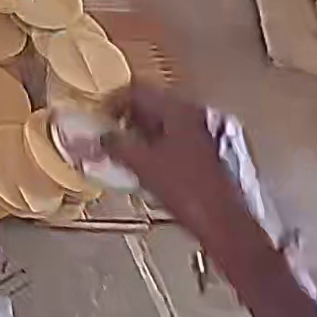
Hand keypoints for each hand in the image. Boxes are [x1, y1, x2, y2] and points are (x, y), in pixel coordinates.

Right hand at [106, 84, 271, 263]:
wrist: (226, 226)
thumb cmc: (184, 189)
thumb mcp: (141, 164)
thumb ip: (112, 144)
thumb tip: (90, 137)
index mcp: (177, 110)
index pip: (136, 91)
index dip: (112, 101)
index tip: (97, 115)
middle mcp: (193, 115)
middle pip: (151, 103)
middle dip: (126, 115)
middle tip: (107, 130)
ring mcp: (204, 133)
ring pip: (163, 121)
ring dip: (140, 130)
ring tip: (123, 148)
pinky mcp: (208, 153)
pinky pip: (174, 137)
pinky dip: (156, 143)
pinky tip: (146, 162)